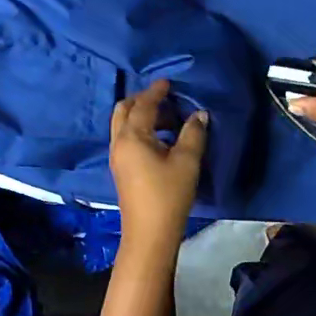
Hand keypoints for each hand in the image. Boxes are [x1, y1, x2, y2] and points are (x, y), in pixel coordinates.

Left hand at [110, 79, 207, 244]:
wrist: (149, 233)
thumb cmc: (169, 194)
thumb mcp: (187, 161)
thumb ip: (193, 133)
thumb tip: (199, 114)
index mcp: (132, 136)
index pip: (143, 105)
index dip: (156, 91)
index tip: (169, 82)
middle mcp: (119, 143)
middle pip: (123, 110)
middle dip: (142, 99)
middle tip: (164, 97)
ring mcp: (117, 157)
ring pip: (122, 125)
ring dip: (140, 115)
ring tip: (167, 117)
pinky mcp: (121, 170)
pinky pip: (126, 138)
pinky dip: (139, 129)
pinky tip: (160, 137)